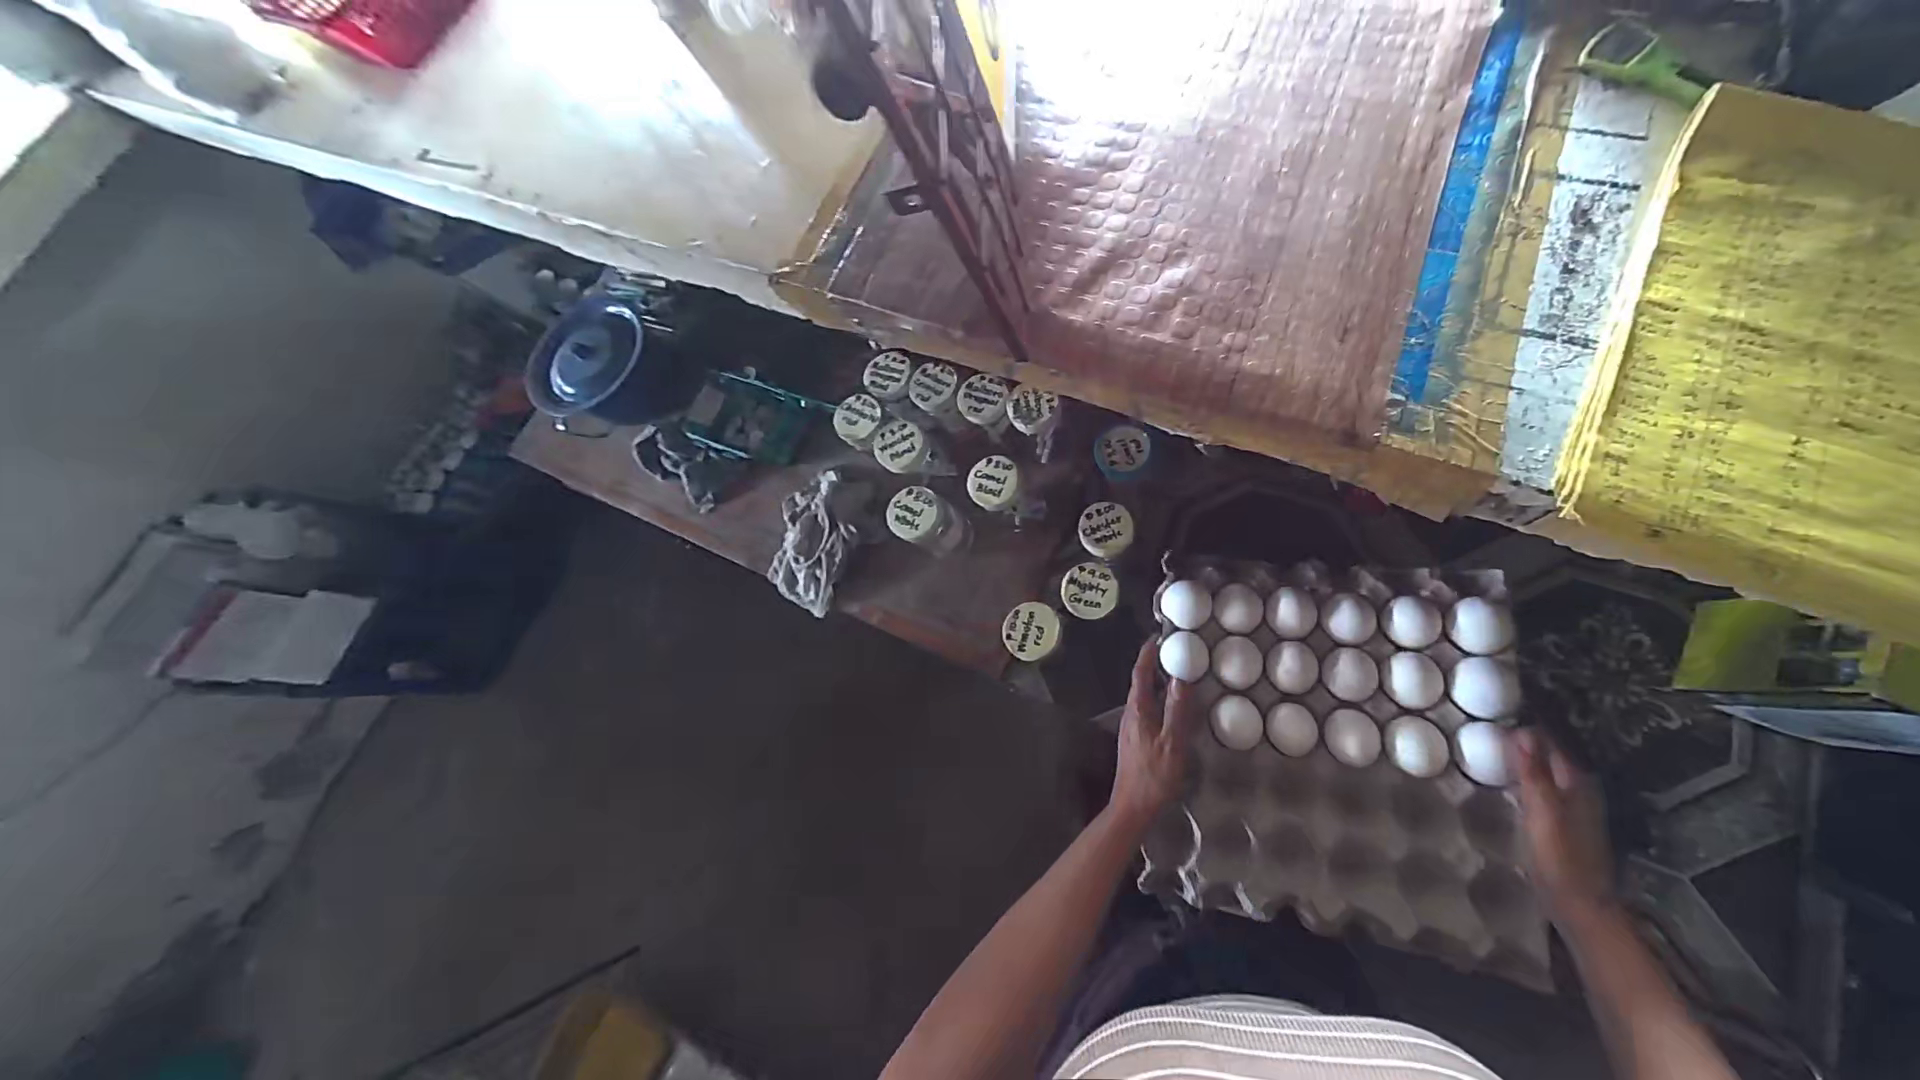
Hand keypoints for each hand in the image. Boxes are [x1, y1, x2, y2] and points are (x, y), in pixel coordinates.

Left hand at [1109, 639, 1196, 833]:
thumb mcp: (1173, 742)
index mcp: (1138, 710)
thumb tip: (1183, 678)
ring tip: (1179, 675)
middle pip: (1142, 682)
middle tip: (1175, 652)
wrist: (1133, 805)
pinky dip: (1162, 701)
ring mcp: (1132, 727)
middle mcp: (1131, 714)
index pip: (1140, 673)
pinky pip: (1150, 710)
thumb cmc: (1154, 775)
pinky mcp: (1137, 738)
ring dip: (1159, 683)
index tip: (1158, 636)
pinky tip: (1176, 708)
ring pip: (1146, 697)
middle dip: (1156, 665)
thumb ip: (1178, 710)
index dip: (1148, 654)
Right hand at [1510, 728, 1615, 924]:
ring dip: (1524, 758)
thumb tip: (1521, 729)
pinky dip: (1525, 776)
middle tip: (1486, 725)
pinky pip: (1542, 786)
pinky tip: (1506, 780)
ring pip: (1546, 770)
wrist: (1579, 904)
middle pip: (1550, 754)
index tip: (1496, 710)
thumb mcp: (1541, 810)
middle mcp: (1579, 790)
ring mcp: (1572, 807)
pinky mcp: (1562, 821)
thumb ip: (1532, 772)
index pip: (1551, 741)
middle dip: (1524, 739)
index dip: (1527, 725)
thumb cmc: (1558, 856)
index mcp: (1576, 783)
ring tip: (1491, 747)